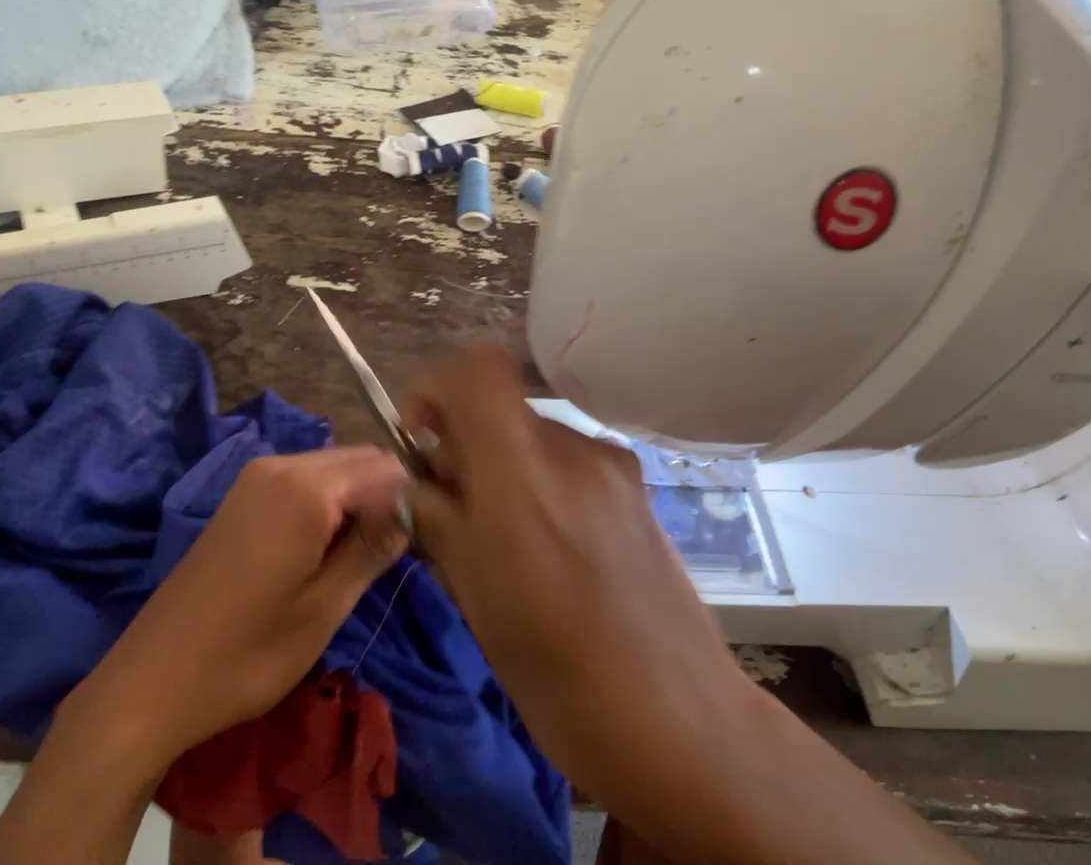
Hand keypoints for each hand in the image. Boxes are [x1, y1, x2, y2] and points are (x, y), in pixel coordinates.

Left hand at [72, 447, 409, 761]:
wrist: (155, 678)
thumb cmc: (250, 652)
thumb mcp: (325, 607)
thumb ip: (372, 550)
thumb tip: (410, 514)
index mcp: (307, 487)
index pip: (386, 469)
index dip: (413, 501)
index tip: (427, 544)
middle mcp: (281, 466)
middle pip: (359, 461)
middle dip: (386, 496)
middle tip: (401, 552)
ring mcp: (255, 478)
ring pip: (332, 470)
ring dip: (358, 501)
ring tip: (368, 556)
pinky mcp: (242, 498)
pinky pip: (304, 483)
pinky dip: (328, 505)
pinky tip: (329, 550)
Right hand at [401, 348, 743, 800]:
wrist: (676, 721)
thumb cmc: (555, 668)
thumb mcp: (472, 592)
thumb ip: (436, 517)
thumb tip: (413, 480)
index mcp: (522, 470)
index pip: (475, 368)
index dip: (434, 387)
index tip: (419, 445)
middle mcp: (573, 450)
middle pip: (501, 408)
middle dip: (463, 445)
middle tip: (450, 514)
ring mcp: (614, 469)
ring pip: (533, 442)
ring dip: (501, 472)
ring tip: (499, 547)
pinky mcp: (639, 494)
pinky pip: (569, 469)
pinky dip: (539, 489)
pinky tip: (547, 556)